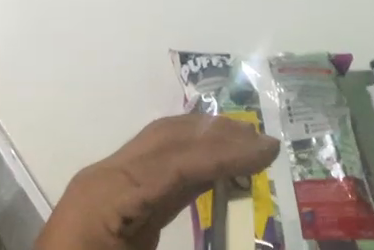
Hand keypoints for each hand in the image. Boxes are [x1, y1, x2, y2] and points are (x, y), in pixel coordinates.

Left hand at [36, 113, 280, 249]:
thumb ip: (188, 239)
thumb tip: (238, 229)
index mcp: (107, 197)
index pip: (176, 162)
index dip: (226, 153)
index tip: (270, 149)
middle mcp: (104, 179)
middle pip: (166, 139)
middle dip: (217, 135)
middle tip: (265, 141)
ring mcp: (103, 188)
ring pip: (159, 146)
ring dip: (205, 142)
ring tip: (247, 146)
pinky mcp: (109, 204)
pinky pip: (153, 172)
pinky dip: (189, 165)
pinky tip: (214, 171)